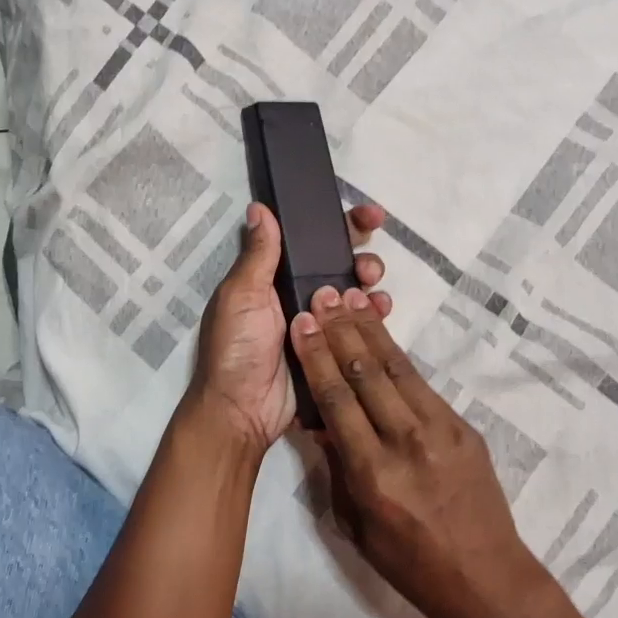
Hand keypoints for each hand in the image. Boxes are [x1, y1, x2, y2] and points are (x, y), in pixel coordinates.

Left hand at [182, 202, 388, 454]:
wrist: (243, 410)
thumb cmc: (236, 347)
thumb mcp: (242, 295)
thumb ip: (258, 254)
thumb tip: (259, 208)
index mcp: (273, 278)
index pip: (309, 241)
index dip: (338, 225)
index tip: (368, 215)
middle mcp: (298, 295)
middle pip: (339, 264)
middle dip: (362, 255)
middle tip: (370, 265)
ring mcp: (319, 324)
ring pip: (354, 294)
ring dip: (369, 284)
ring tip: (373, 289)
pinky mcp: (334, 351)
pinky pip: (360, 327)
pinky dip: (374, 315)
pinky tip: (381, 311)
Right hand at [288, 288, 541, 617]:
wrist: (486, 579)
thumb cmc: (410, 563)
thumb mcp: (356, 524)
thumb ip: (337, 469)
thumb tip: (323, 424)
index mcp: (373, 472)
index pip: (336, 399)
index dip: (315, 356)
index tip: (300, 324)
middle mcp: (406, 442)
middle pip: (365, 372)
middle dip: (339, 330)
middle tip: (322, 295)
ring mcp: (441, 430)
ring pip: (396, 368)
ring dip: (369, 331)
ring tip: (350, 298)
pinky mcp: (463, 427)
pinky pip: (420, 384)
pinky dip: (396, 356)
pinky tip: (380, 337)